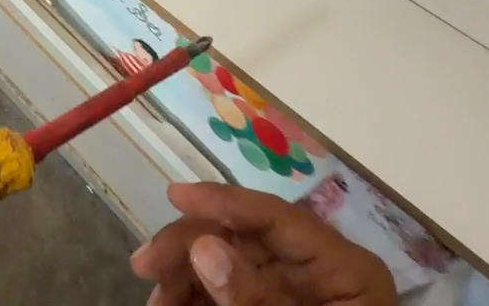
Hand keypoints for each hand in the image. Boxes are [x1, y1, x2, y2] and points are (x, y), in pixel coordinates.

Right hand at [130, 182, 398, 305]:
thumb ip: (253, 298)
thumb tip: (203, 245)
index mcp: (343, 269)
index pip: (276, 216)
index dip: (223, 200)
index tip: (174, 195)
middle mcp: (316, 271)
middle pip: (241, 238)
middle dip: (189, 247)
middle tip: (145, 265)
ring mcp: (294, 293)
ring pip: (226, 263)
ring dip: (185, 277)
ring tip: (156, 302)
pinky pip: (227, 292)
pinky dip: (196, 298)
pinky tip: (171, 305)